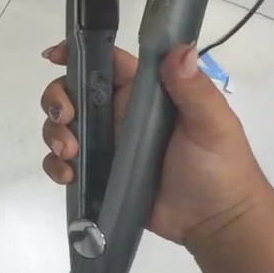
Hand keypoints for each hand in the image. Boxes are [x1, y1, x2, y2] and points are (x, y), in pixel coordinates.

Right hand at [40, 42, 273, 250]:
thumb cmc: (220, 168)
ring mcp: (103, 142)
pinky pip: (60, 161)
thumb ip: (194, 89)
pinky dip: (55, 165)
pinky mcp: (94, 170)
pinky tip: (69, 176)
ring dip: (53, 134)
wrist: (216, 223)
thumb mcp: (213, 125)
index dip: (77, 54)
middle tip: (65, 119)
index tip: (54, 57)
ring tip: (70, 154)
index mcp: (143, 94)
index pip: (105, 62)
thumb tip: (179, 49)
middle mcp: (117, 113)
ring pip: (59, 125)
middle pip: (70, 91)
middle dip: (55, 100)